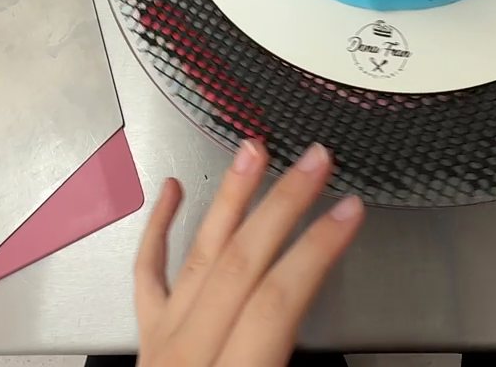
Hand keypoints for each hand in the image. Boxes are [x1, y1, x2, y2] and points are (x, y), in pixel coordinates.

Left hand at [135, 140, 363, 365]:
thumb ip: (305, 366)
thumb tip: (340, 347)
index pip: (276, 301)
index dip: (317, 250)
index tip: (350, 210)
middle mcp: (187, 359)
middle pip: (239, 264)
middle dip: (284, 205)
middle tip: (316, 160)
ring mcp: (160, 347)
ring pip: (198, 256)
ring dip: (230, 198)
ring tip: (253, 151)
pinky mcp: (146, 343)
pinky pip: (147, 276)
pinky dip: (158, 229)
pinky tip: (171, 192)